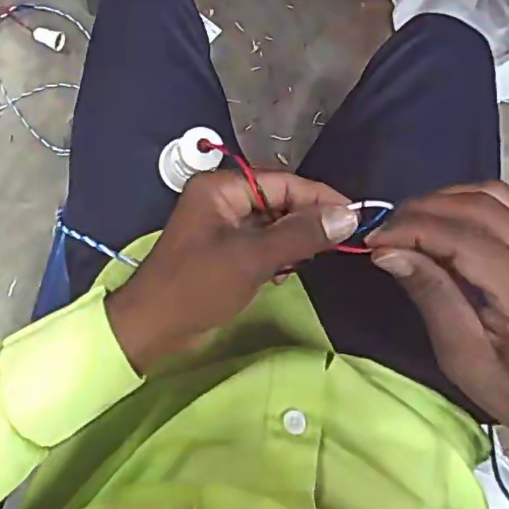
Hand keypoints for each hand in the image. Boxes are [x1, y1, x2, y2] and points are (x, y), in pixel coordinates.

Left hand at [106, 170, 353, 373]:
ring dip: (295, 238)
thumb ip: (300, 234)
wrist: (152, 327)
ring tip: (316, 255)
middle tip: (343, 238)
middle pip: (279, 199)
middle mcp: (221, 198)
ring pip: (273, 222)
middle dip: (308, 218)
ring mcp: (222, 225)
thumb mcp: (252, 258)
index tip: (355, 215)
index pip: (282, 182)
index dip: (320, 197)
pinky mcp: (225, 249)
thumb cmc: (196, 286)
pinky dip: (279, 253)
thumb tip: (348, 216)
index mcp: (220, 188)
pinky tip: (287, 270)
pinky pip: (262, 241)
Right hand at [365, 182, 508, 459]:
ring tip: (410, 223)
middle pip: (484, 209)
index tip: (374, 238)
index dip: (415, 229)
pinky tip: (445, 223)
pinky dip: (470, 205)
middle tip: (385, 229)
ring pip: (498, 198)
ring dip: (446, 201)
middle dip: (424, 211)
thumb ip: (432, 296)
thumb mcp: (464, 360)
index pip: (469, 240)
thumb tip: (387, 251)